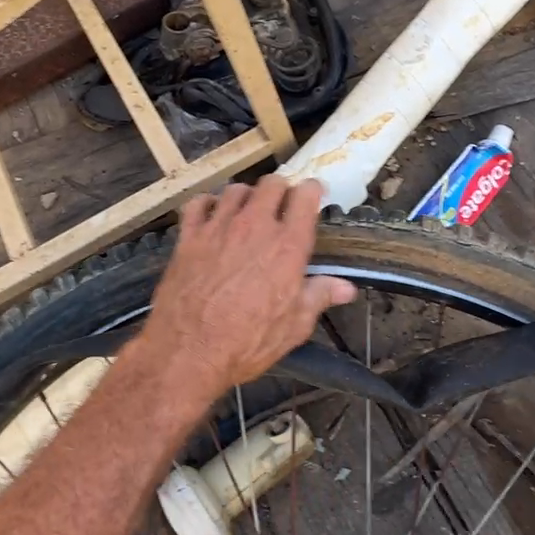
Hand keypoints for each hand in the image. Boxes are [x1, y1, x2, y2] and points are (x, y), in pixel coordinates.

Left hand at [139, 176, 356, 397]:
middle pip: (271, 184)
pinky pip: (198, 203)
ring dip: (246, 196)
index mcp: (287, 246)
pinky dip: (207, 204)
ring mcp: (218, 227)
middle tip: (280, 205)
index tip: (312, 195)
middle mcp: (254, 227)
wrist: (188, 350)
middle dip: (280, 190)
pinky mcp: (189, 236)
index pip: (305, 197)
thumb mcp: (293, 327)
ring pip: (236, 189)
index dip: (312, 191)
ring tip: (247, 211)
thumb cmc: (247, 343)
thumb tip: (346, 287)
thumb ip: (319, 297)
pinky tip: (210, 215)